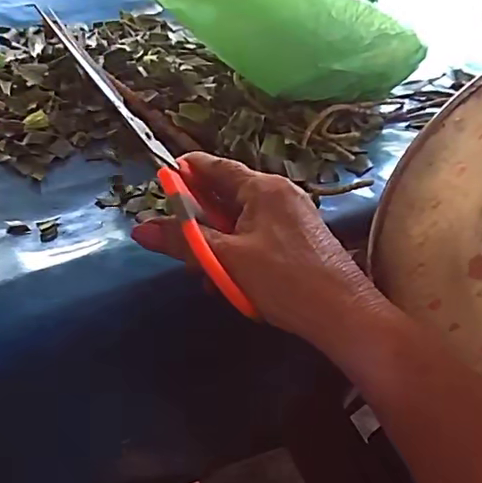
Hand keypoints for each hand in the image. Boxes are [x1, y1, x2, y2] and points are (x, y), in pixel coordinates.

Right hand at [133, 153, 383, 351]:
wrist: (341, 314)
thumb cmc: (282, 280)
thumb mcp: (224, 260)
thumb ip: (182, 241)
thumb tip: (140, 228)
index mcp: (263, 189)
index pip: (216, 168)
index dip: (185, 172)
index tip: (161, 179)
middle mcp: (279, 195)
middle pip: (225, 197)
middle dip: (197, 220)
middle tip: (176, 243)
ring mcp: (291, 219)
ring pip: (238, 223)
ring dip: (215, 245)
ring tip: (203, 274)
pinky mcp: (297, 243)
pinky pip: (254, 240)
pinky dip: (235, 255)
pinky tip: (228, 283)